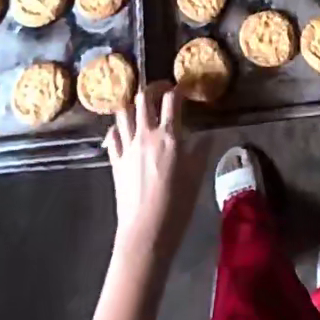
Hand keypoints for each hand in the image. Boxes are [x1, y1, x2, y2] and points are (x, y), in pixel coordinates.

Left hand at [104, 83, 207, 255]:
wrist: (146, 232)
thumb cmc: (177, 206)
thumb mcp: (197, 176)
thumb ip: (201, 150)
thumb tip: (207, 135)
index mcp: (169, 136)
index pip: (172, 100)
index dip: (178, 89)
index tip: (183, 89)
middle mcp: (146, 135)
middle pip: (143, 98)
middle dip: (153, 88)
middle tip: (162, 90)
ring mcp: (127, 146)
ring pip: (123, 112)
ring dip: (133, 104)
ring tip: (141, 107)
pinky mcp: (115, 160)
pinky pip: (112, 135)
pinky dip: (117, 127)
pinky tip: (124, 131)